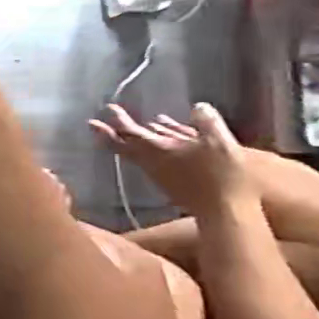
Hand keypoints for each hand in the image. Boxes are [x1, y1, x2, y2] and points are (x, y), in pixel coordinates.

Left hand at [90, 103, 253, 216]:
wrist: (225, 211)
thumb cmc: (222, 176)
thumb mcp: (221, 143)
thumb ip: (208, 123)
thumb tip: (197, 106)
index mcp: (158, 150)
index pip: (130, 132)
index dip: (119, 119)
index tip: (107, 109)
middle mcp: (151, 162)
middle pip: (123, 146)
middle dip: (108, 133)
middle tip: (94, 124)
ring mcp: (157, 174)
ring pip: (135, 155)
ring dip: (128, 141)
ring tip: (126, 131)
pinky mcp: (168, 183)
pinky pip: (150, 161)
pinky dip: (148, 150)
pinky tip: (158, 146)